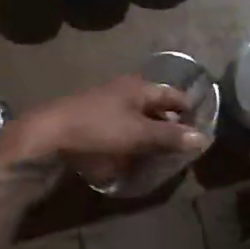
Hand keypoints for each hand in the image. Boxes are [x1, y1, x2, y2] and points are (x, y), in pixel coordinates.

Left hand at [0, 74, 210, 186]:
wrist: (45, 137)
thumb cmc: (96, 129)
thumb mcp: (138, 134)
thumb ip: (170, 137)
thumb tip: (204, 138)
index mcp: (137, 88)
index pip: (173, 95)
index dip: (188, 110)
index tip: (201, 129)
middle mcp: (122, 93)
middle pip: (154, 108)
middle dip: (169, 126)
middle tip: (183, 148)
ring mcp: (104, 108)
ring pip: (136, 121)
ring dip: (149, 137)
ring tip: (162, 158)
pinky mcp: (89, 125)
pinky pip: (118, 133)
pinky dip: (129, 144)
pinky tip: (132, 160)